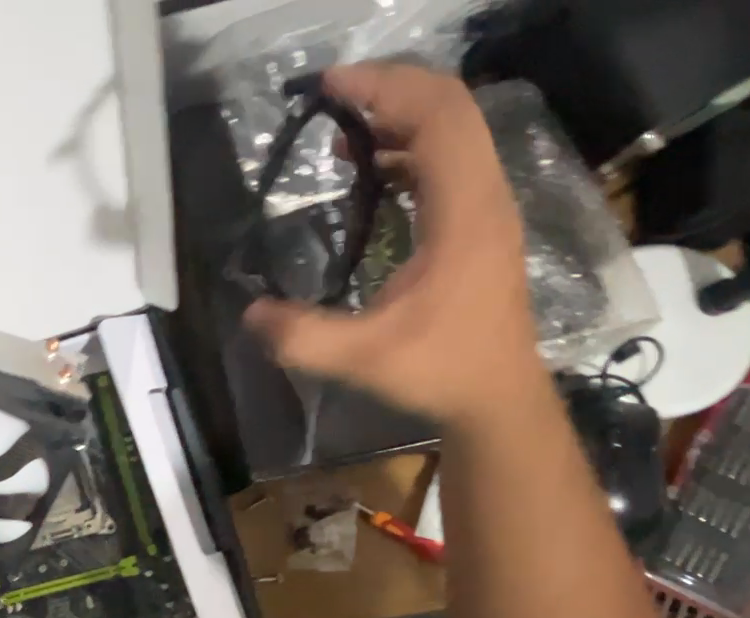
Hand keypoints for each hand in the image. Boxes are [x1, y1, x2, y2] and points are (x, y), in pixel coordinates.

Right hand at [245, 64, 545, 430]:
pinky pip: (448, 164)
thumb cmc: (439, 372)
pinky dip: (408, 150)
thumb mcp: (360, 358)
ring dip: (400, 119)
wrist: (497, 399)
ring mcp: (486, 210)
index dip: (386, 88)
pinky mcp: (477, 227)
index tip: (331, 85)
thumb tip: (251, 310)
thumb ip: (302, 335)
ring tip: (343, 132)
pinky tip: (372, 171)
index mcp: (464, 214)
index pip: (438, 117)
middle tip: (332, 97)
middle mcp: (484, 197)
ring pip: (453, 133)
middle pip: (450, 109)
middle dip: (390, 91)